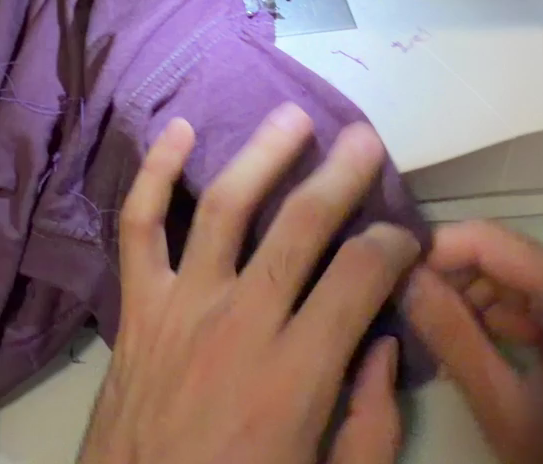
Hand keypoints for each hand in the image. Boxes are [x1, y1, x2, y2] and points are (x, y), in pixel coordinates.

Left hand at [77, 104, 420, 463]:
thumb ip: (370, 425)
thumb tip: (386, 345)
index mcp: (295, 374)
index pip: (358, 278)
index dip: (392, 245)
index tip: (404, 235)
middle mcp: (240, 322)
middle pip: (300, 226)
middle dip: (339, 176)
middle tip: (363, 138)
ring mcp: (182, 304)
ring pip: (224, 207)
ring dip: (261, 155)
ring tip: (292, 116)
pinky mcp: (137, 304)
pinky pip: (139, 226)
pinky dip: (154, 173)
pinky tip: (179, 130)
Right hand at [401, 220, 542, 463]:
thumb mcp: (506, 412)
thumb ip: (452, 337)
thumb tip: (400, 276)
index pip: (493, 241)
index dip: (437, 248)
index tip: (392, 272)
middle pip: (508, 259)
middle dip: (453, 278)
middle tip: (404, 306)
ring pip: (520, 284)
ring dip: (472, 301)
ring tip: (429, 331)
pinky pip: (540, 312)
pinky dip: (501, 324)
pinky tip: (467, 347)